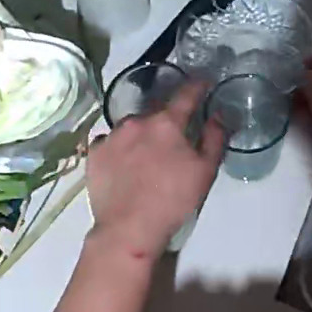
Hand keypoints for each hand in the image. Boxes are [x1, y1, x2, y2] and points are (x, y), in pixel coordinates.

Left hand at [87, 81, 225, 257]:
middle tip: (173, 139)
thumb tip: (217, 115)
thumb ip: (214, 139)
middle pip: (156, 112)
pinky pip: (110, 142)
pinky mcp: (94, 153)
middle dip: (167, 120)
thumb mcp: (205, 171)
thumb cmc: (173, 200)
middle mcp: (137, 121)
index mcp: (167, 123)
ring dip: (142, 134)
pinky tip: (124, 165)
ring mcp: (111, 136)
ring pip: (132, 126)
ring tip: (145, 156)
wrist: (129, 229)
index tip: (204, 83)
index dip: (198, 86)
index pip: (186, 94)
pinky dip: (120, 148)